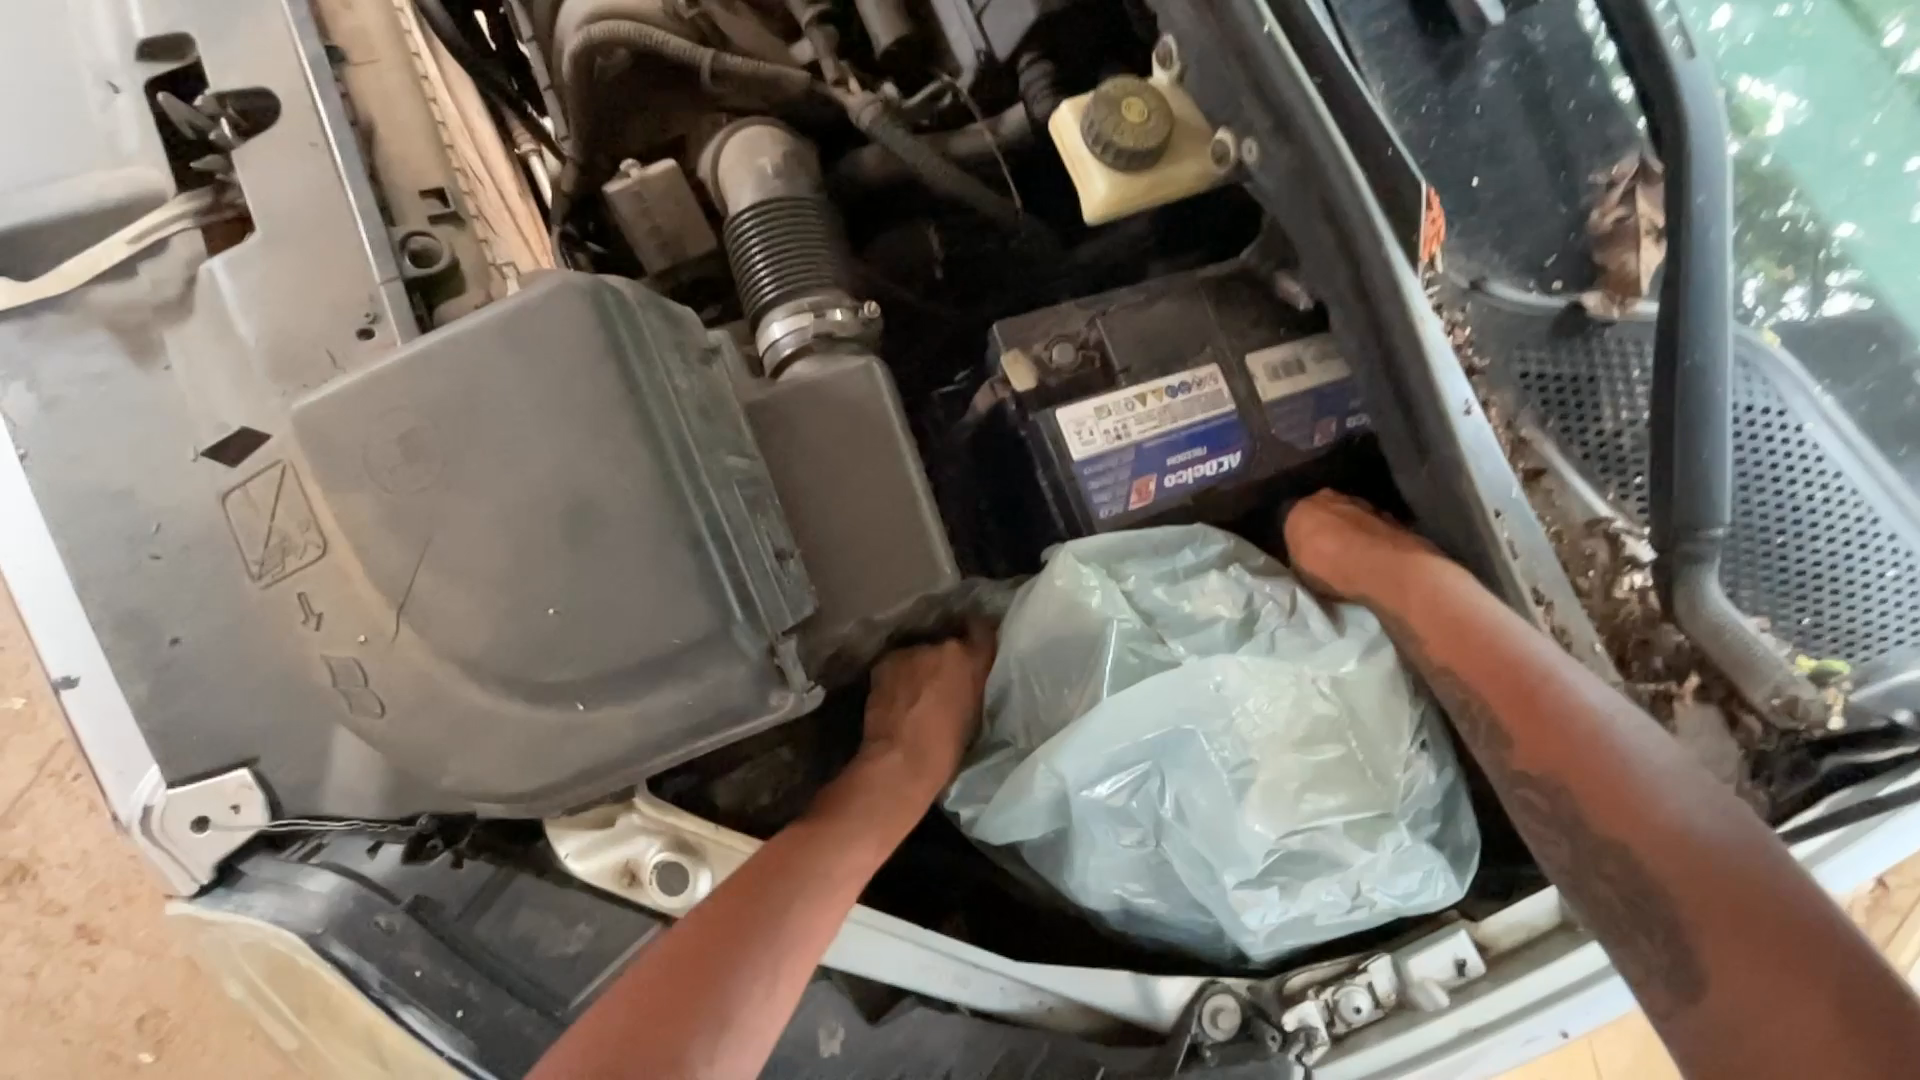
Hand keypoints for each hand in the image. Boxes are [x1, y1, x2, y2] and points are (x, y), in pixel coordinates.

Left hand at [861, 622, 996, 787]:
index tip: (973, 642)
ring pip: (919, 654)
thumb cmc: (948, 747)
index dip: (976, 635)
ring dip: (918, 667)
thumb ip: (973, 685)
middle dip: (943, 659)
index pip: (981, 629)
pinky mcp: (886, 661)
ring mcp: (912, 651)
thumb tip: (965, 679)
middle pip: (946, 645)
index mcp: (974, 660)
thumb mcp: (975, 712)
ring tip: (913, 692)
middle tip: (939, 680)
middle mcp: (945, 646)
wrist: (903, 759)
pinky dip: (897, 676)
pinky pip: (896, 664)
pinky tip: (894, 697)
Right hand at [1283, 490, 1445, 601]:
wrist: (1378, 564)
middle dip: (1325, 526)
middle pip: (1322, 511)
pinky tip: (1373, 552)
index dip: (1299, 537)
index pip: (1292, 520)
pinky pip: (1371, 523)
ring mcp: (1358, 502)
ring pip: (1348, 514)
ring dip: (1350, 528)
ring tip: (1354, 552)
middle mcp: (1326, 498)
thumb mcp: (1301, 571)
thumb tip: (1305, 559)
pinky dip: (1370, 534)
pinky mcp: (1386, 512)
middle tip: (1328, 549)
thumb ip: (1301, 557)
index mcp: (1298, 510)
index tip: (1304, 552)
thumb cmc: (1328, 569)